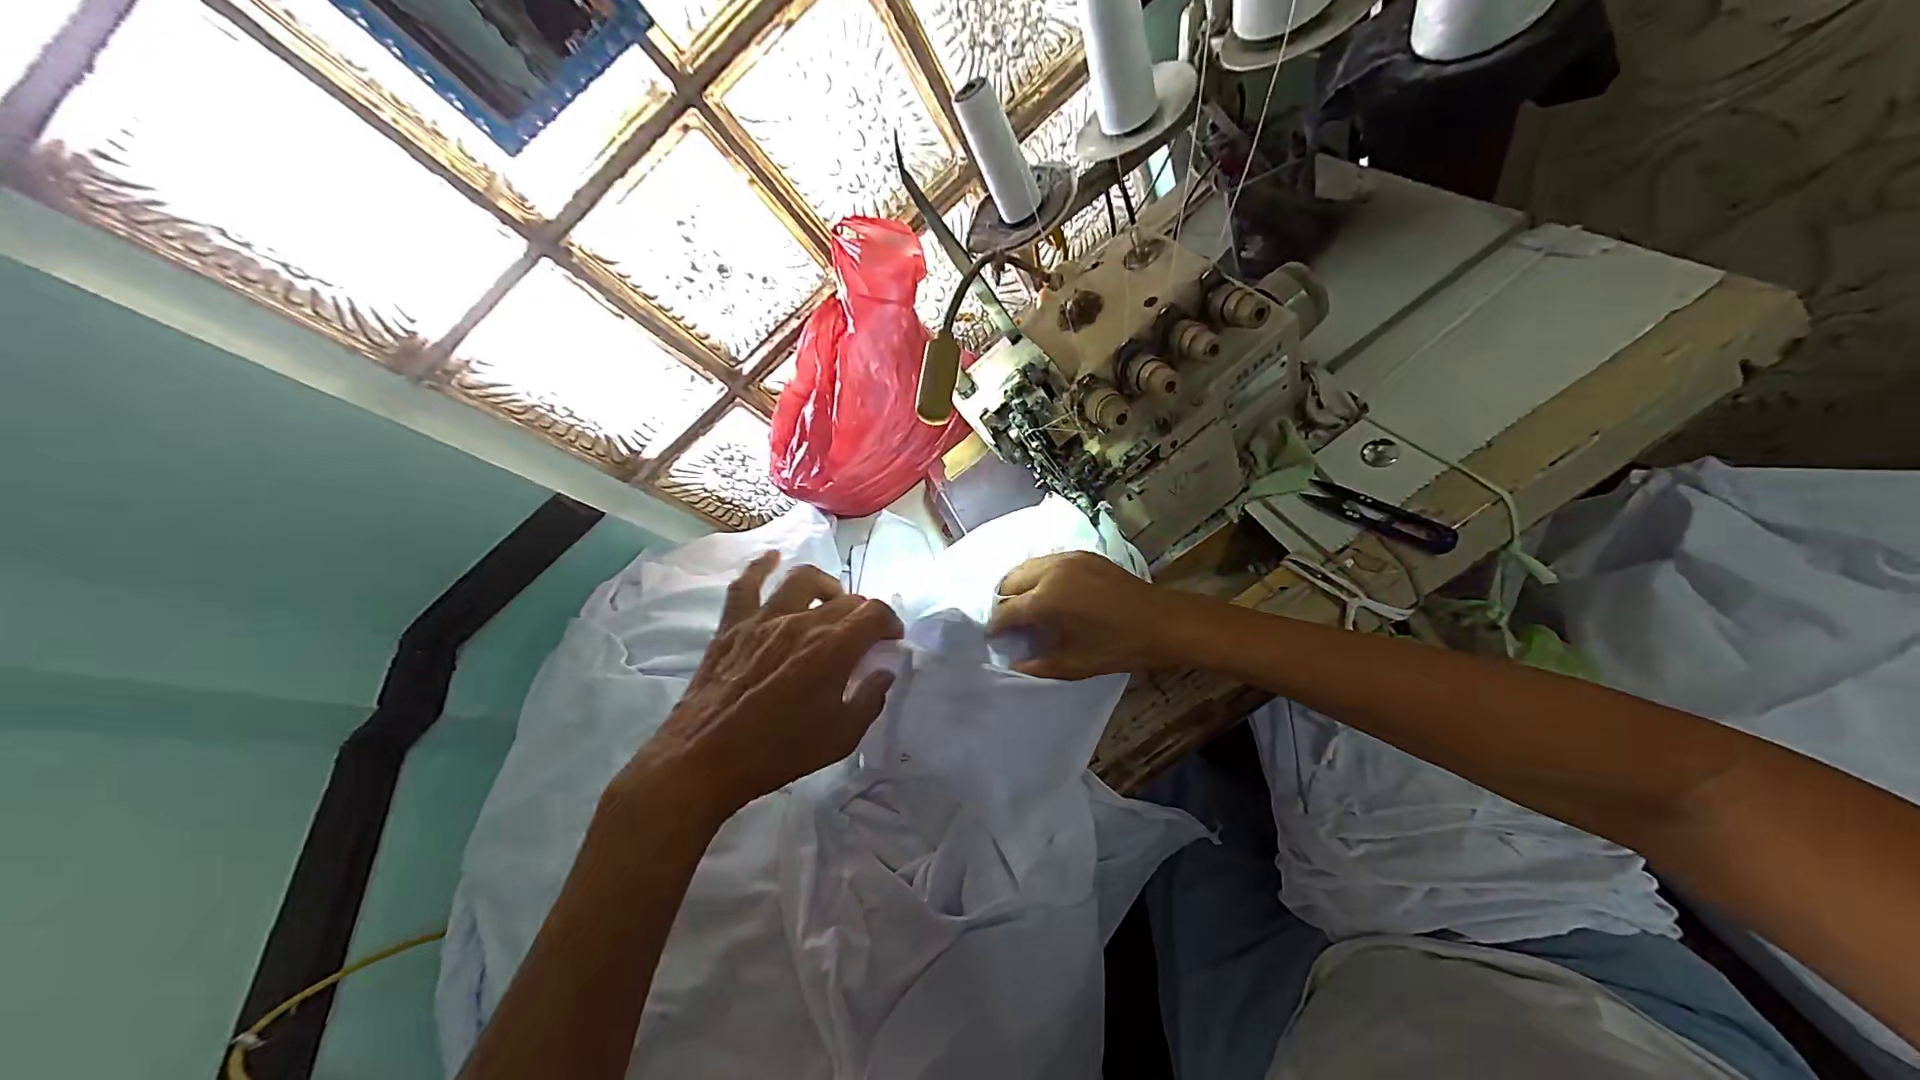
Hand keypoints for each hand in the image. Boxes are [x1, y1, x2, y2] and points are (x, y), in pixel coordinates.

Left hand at [626, 552, 904, 818]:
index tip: (891, 639)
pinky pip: (746, 585)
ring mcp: (764, 620)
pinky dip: (760, 567)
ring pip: (801, 579)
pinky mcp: (732, 626)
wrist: (706, 760)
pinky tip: (771, 558)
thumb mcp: (841, 737)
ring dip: (825, 585)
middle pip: (844, 599)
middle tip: (863, 634)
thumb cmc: (780, 752)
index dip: (890, 622)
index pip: (875, 613)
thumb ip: (870, 699)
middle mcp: (801, 622)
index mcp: (833, 648)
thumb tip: (884, 672)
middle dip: (863, 613)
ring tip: (830, 599)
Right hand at [987, 551, 1187, 678]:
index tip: (994, 638)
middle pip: (1009, 581)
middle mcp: (1050, 572)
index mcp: (1045, 600)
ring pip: (1026, 567)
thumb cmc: (1118, 647)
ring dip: (1018, 585)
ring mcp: (1067, 559)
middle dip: (1003, 602)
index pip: (1006, 611)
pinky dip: (1038, 575)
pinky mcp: (1083, 555)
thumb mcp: (1074, 664)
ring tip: (1024, 606)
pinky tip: (1047, 592)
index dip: (996, 626)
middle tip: (1008, 622)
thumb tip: (1014, 664)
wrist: (1163, 622)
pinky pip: (1047, 561)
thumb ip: (1037, 665)